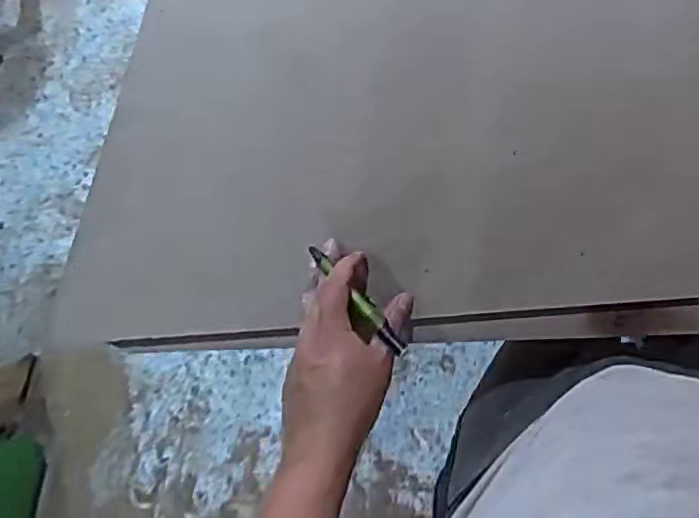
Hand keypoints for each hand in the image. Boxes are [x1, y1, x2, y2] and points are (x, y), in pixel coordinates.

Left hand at [280, 243, 414, 477]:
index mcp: (329, 331)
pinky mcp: (295, 373)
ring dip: (318, 292)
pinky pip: (306, 332)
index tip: (357, 256)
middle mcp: (309, 337)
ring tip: (324, 278)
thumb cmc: (353, 403)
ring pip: (307, 314)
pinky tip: (325, 324)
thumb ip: (390, 327)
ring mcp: (298, 355)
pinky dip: (316, 315)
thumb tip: (403, 299)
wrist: (317, 451)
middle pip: (314, 295)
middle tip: (330, 247)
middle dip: (325, 271)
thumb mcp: (380, 363)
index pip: (334, 288)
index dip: (345, 268)